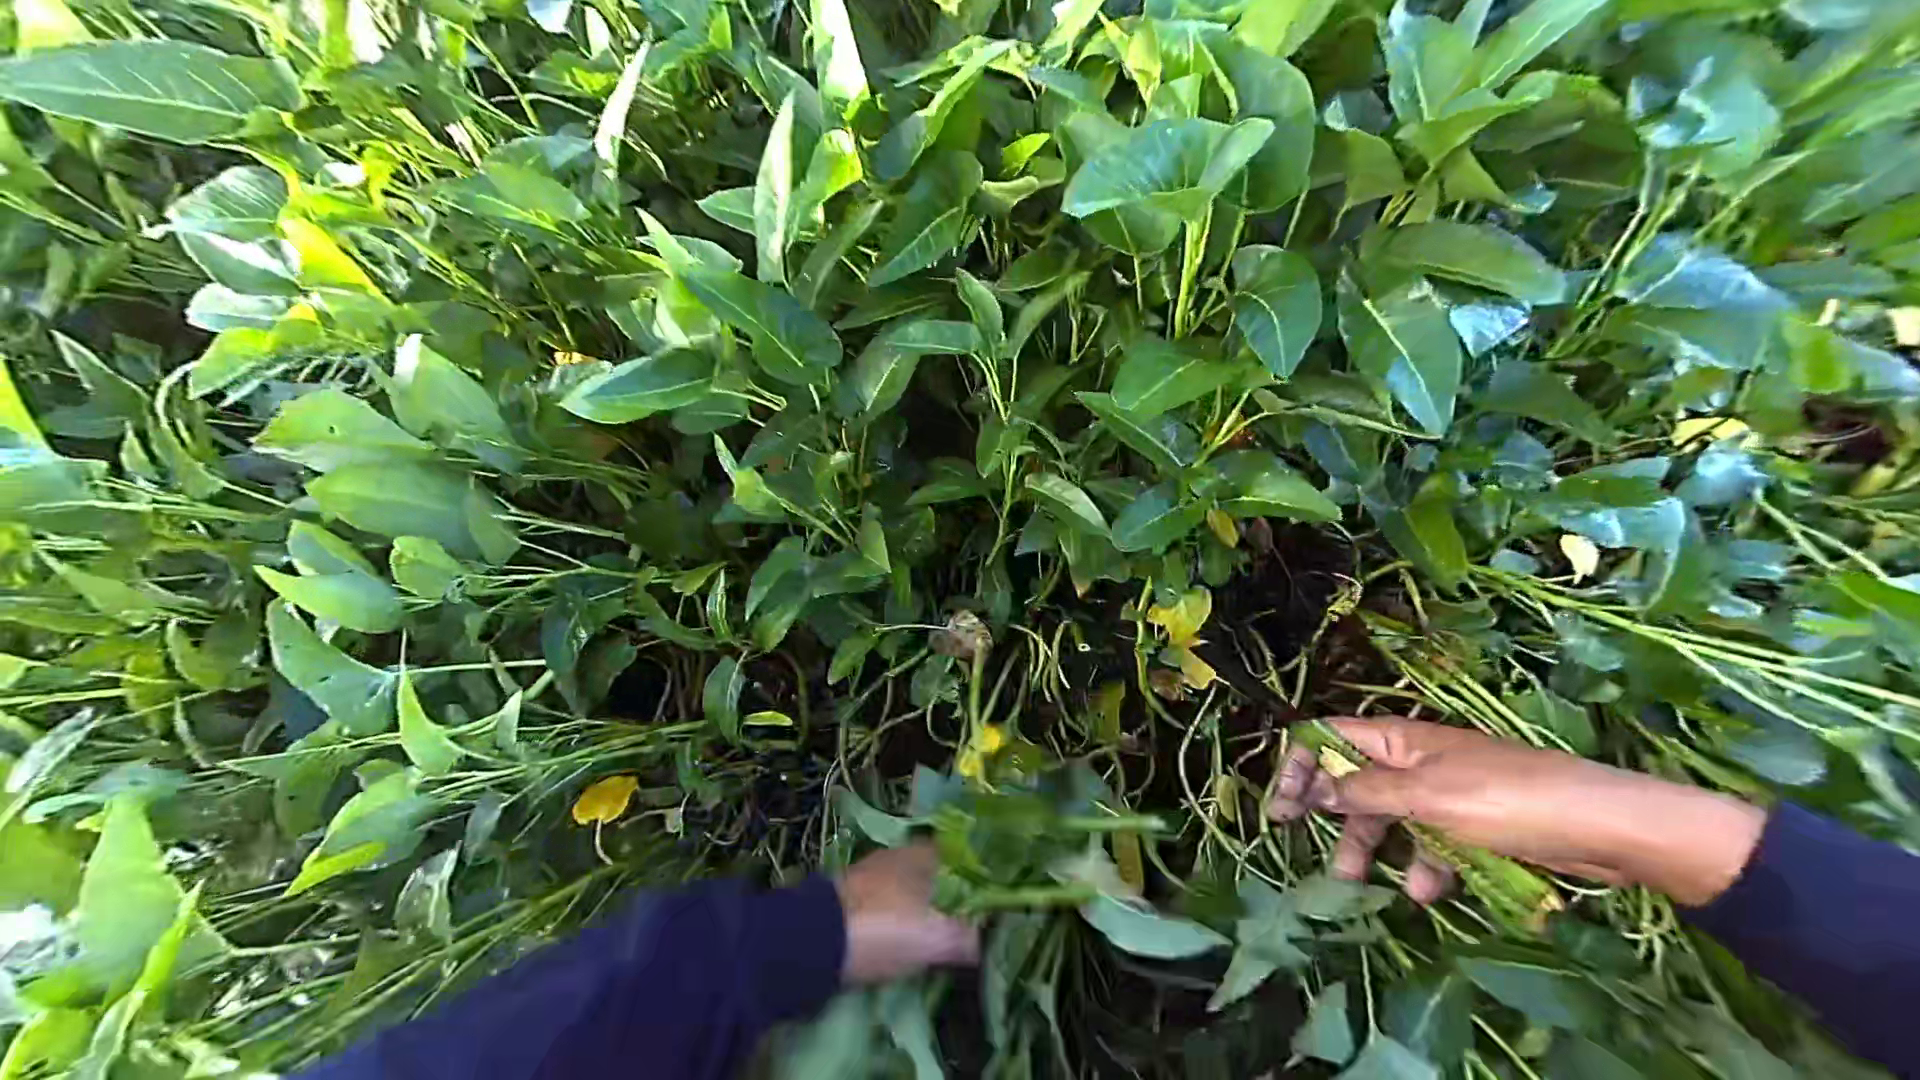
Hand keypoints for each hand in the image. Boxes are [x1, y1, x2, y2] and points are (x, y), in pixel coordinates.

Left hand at [836, 843, 979, 983]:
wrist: (814, 939)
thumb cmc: (884, 928)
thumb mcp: (935, 939)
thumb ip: (965, 937)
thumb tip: (982, 941)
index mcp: (921, 854)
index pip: (955, 855)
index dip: (969, 876)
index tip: (980, 899)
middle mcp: (896, 854)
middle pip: (927, 872)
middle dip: (940, 893)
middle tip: (957, 920)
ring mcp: (867, 872)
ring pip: (901, 887)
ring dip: (912, 906)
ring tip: (926, 933)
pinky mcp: (845, 896)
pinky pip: (880, 903)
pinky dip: (889, 916)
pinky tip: (893, 936)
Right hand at [1266, 717, 1766, 906]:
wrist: (1609, 828)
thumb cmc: (1506, 799)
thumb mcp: (1425, 795)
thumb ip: (1363, 792)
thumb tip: (1313, 789)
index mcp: (1394, 739)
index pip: (1326, 738)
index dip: (1299, 764)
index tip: (1282, 804)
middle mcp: (1409, 760)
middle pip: (1348, 778)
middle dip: (1324, 808)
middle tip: (1295, 835)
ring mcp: (1438, 792)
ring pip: (1383, 814)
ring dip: (1366, 844)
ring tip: (1355, 882)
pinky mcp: (1467, 824)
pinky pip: (1426, 840)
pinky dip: (1420, 863)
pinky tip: (1425, 890)